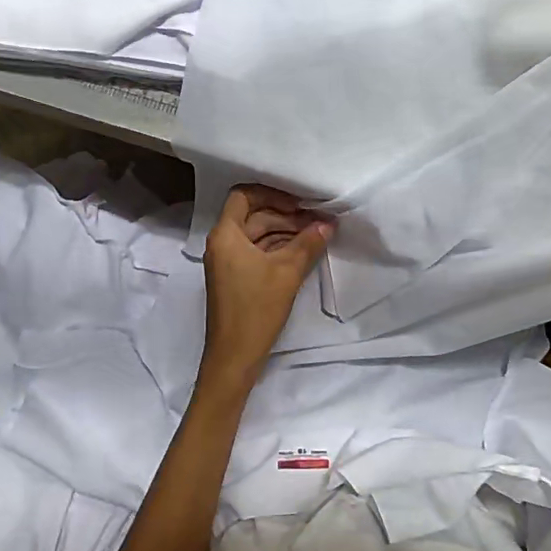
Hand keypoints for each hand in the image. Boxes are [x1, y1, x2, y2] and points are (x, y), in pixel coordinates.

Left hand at [200, 185, 332, 384]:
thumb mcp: (287, 272)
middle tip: (317, 220)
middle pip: (253, 215)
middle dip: (285, 215)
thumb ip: (308, 243)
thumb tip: (328, 224)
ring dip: (284, 232)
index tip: (299, 204)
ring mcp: (227, 262)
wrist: (234, 355)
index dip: (272, 195)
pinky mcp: (235, 279)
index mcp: (225, 235)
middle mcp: (222, 243)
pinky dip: (277, 249)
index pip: (244, 196)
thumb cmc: (256, 309)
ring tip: (315, 236)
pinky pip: (256, 252)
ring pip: (257, 235)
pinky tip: (302, 253)